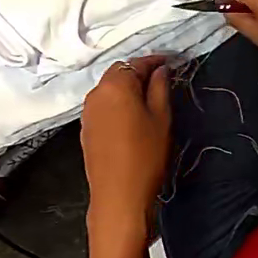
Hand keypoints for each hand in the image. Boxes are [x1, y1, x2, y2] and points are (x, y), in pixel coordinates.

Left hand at [80, 55, 173, 237]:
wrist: (119, 196)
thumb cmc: (146, 155)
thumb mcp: (161, 119)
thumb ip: (160, 88)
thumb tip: (160, 70)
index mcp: (115, 86)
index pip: (136, 63)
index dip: (155, 61)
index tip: (171, 63)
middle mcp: (96, 94)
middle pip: (118, 73)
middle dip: (138, 73)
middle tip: (161, 80)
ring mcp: (87, 112)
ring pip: (108, 90)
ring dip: (126, 88)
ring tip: (148, 98)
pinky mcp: (86, 129)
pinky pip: (102, 106)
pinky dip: (116, 104)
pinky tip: (130, 116)